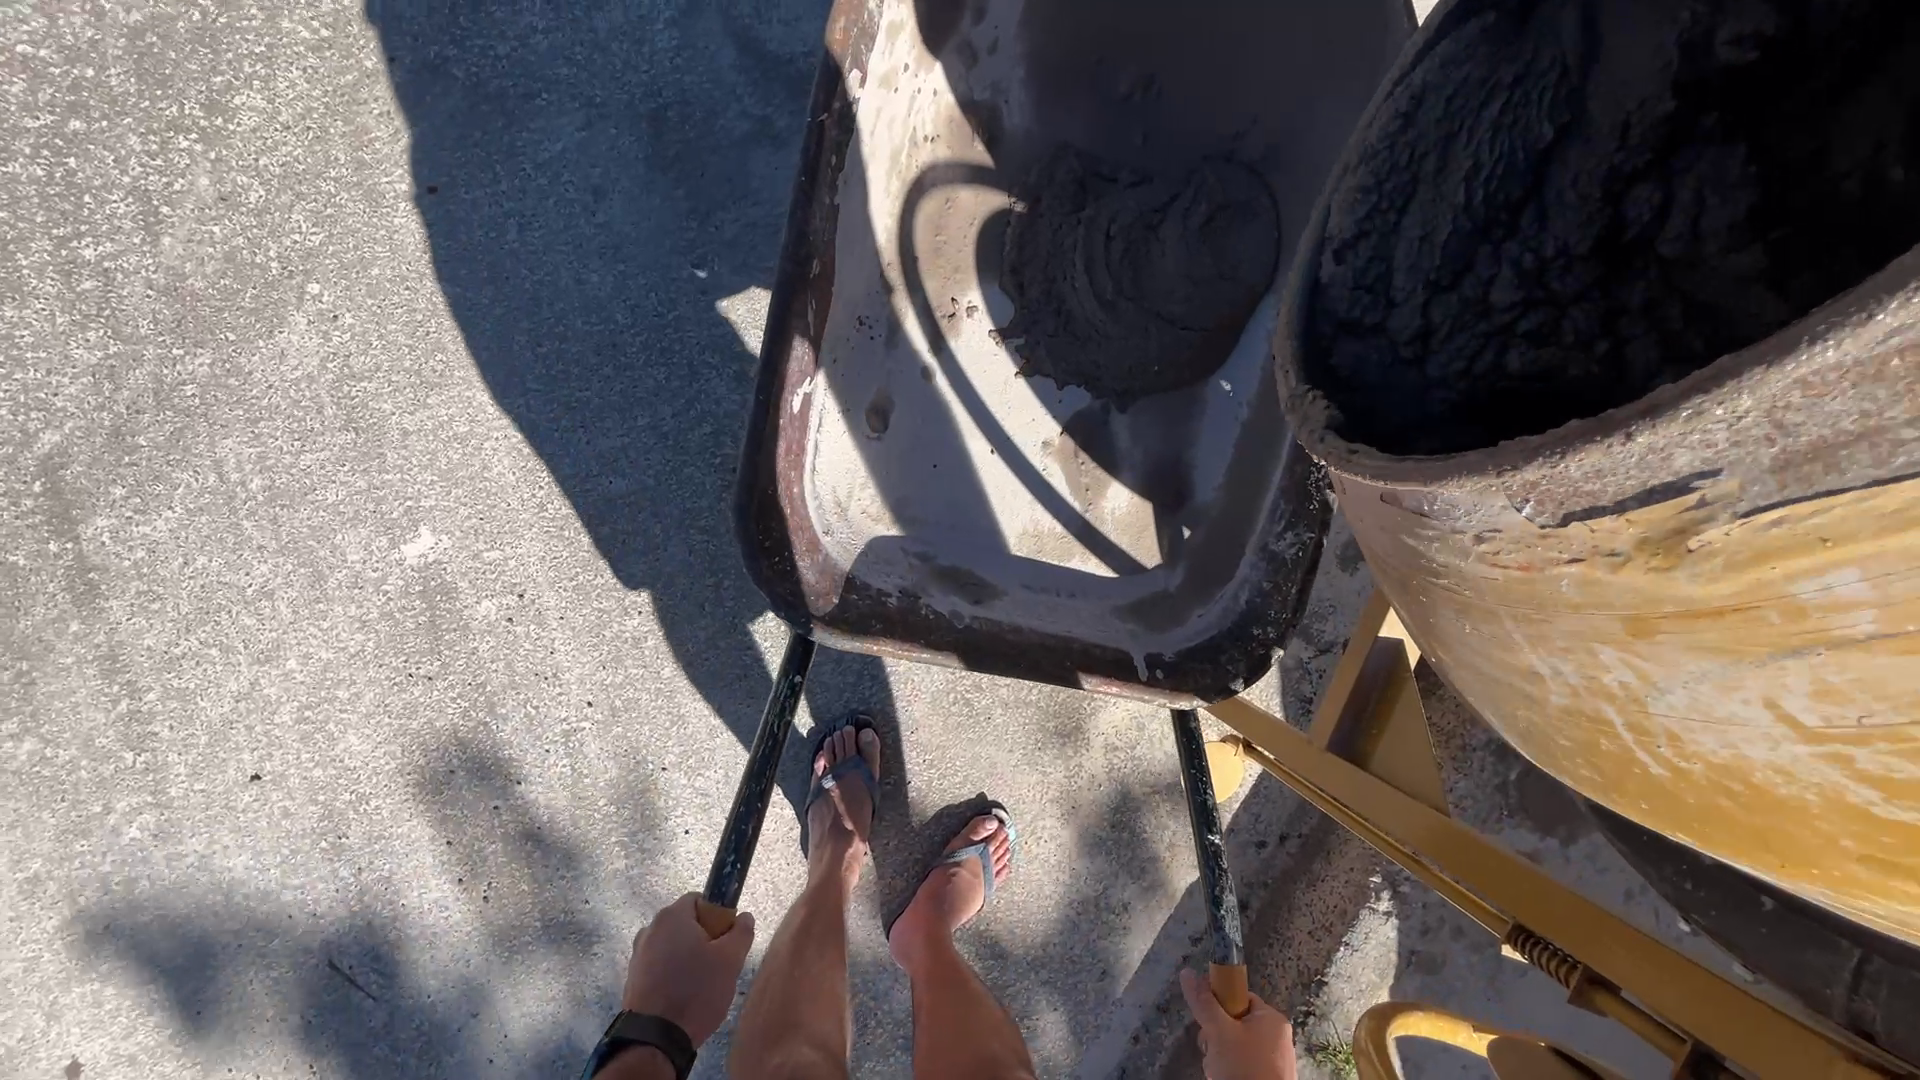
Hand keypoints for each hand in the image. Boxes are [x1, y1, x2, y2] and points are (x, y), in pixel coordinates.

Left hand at [622, 893, 756, 1045]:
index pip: (701, 900)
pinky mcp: (633, 979)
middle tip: (718, 965)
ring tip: (701, 985)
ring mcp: (638, 955)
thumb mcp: (731, 959)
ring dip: (689, 959)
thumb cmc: (695, 991)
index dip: (718, 916)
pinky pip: (661, 966)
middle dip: (704, 940)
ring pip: (674, 947)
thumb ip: (741, 931)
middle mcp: (649, 929)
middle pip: (687, 924)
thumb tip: (743, 917)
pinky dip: (673, 975)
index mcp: (671, 917)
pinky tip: (684, 996)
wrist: (654, 1040)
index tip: (725, 940)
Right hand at [1180, 968, 1296, 1079]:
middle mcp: (1276, 1037)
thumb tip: (1187, 972)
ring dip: (1218, 1055)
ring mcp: (1273, 1061)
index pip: (1238, 997)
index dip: (1218, 1004)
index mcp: (1271, 1018)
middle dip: (1215, 1036)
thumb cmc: (1243, 1066)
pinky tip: (1223, 1077)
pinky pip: (1242, 1064)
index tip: (1207, 1019)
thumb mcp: (1218, 1031)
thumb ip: (1203, 1002)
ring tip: (1217, 1068)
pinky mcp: (1267, 1078)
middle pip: (1233, 1022)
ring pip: (1234, 1046)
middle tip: (1212, 1048)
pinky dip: (1229, 1070)